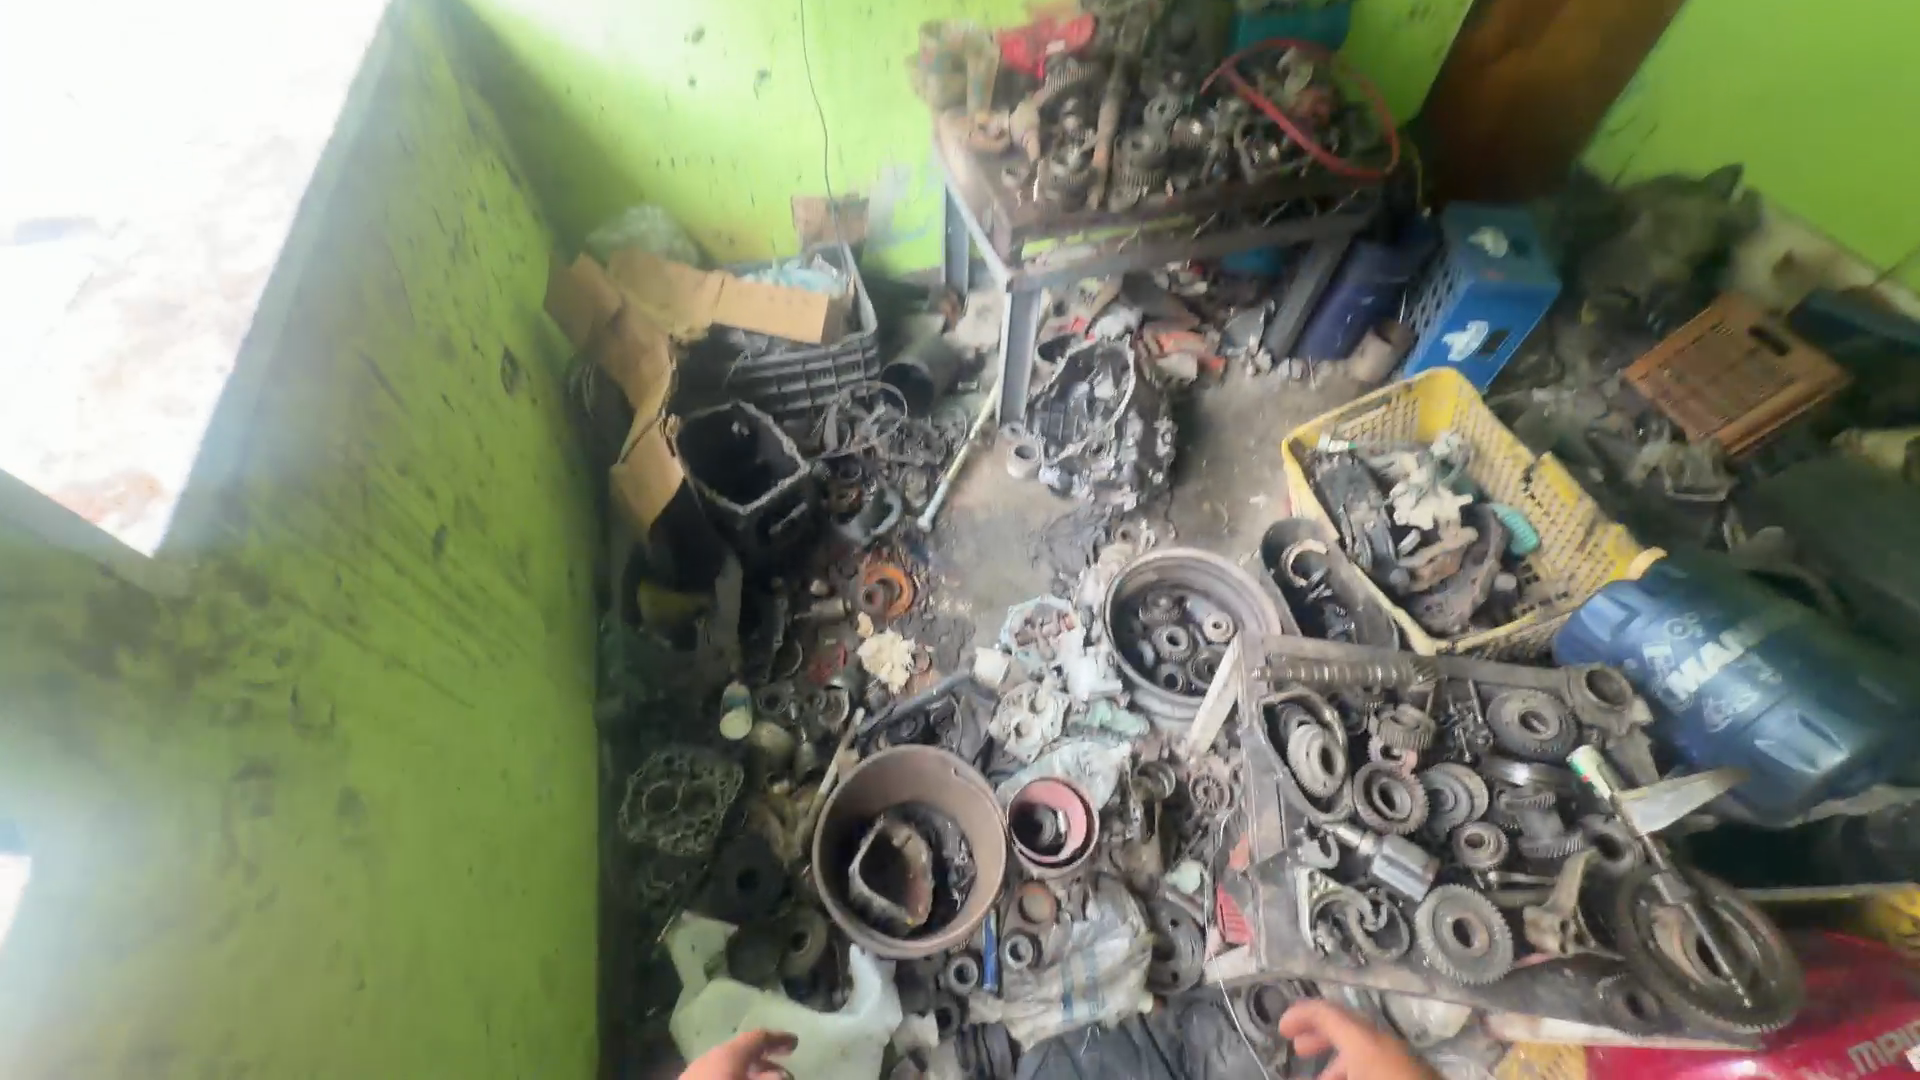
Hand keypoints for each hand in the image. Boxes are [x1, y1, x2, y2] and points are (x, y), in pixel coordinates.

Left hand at [680, 1029, 797, 1079]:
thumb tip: (782, 1075)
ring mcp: (695, 1073)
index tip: (795, 1044)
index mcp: (728, 1052)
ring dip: (750, 1075)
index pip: (759, 1037)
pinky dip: (732, 1079)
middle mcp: (711, 1056)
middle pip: (743, 1053)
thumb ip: (770, 1078)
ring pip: (729, 1069)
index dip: (779, 1039)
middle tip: (785, 1073)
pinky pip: (716, 1077)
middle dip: (766, 1064)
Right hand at [1278, 1000, 1438, 1079]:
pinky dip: (1359, 1069)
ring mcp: (1406, 1060)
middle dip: (1317, 1035)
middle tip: (1296, 1048)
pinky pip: (1381, 1063)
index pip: (1324, 1010)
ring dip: (1338, 1060)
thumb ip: (1321, 1077)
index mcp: (1364, 1040)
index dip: (1299, 1015)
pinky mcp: (1419, 1075)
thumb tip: (1295, 1078)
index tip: (1281, 1029)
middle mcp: (1385, 1041)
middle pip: (1344, 1025)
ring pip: (1364, 1047)